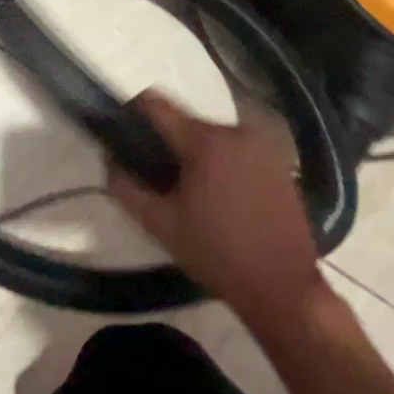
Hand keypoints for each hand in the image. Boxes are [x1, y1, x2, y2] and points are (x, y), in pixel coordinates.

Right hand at [105, 89, 324, 315]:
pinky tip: (221, 196)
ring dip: (197, 154)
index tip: (121, 125)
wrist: (284, 289)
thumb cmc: (217, 254)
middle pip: (187, 122)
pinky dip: (223, 163)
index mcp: (205, 141)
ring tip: (190, 189)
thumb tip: (109, 163)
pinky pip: (237, 150)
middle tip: (156, 175)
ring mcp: (262, 146)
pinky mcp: (280, 163)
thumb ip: (127, 189)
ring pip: (213, 137)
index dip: (134, 109)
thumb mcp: (161, 225)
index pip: (158, 104)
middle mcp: (235, 131)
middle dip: (168, 142)